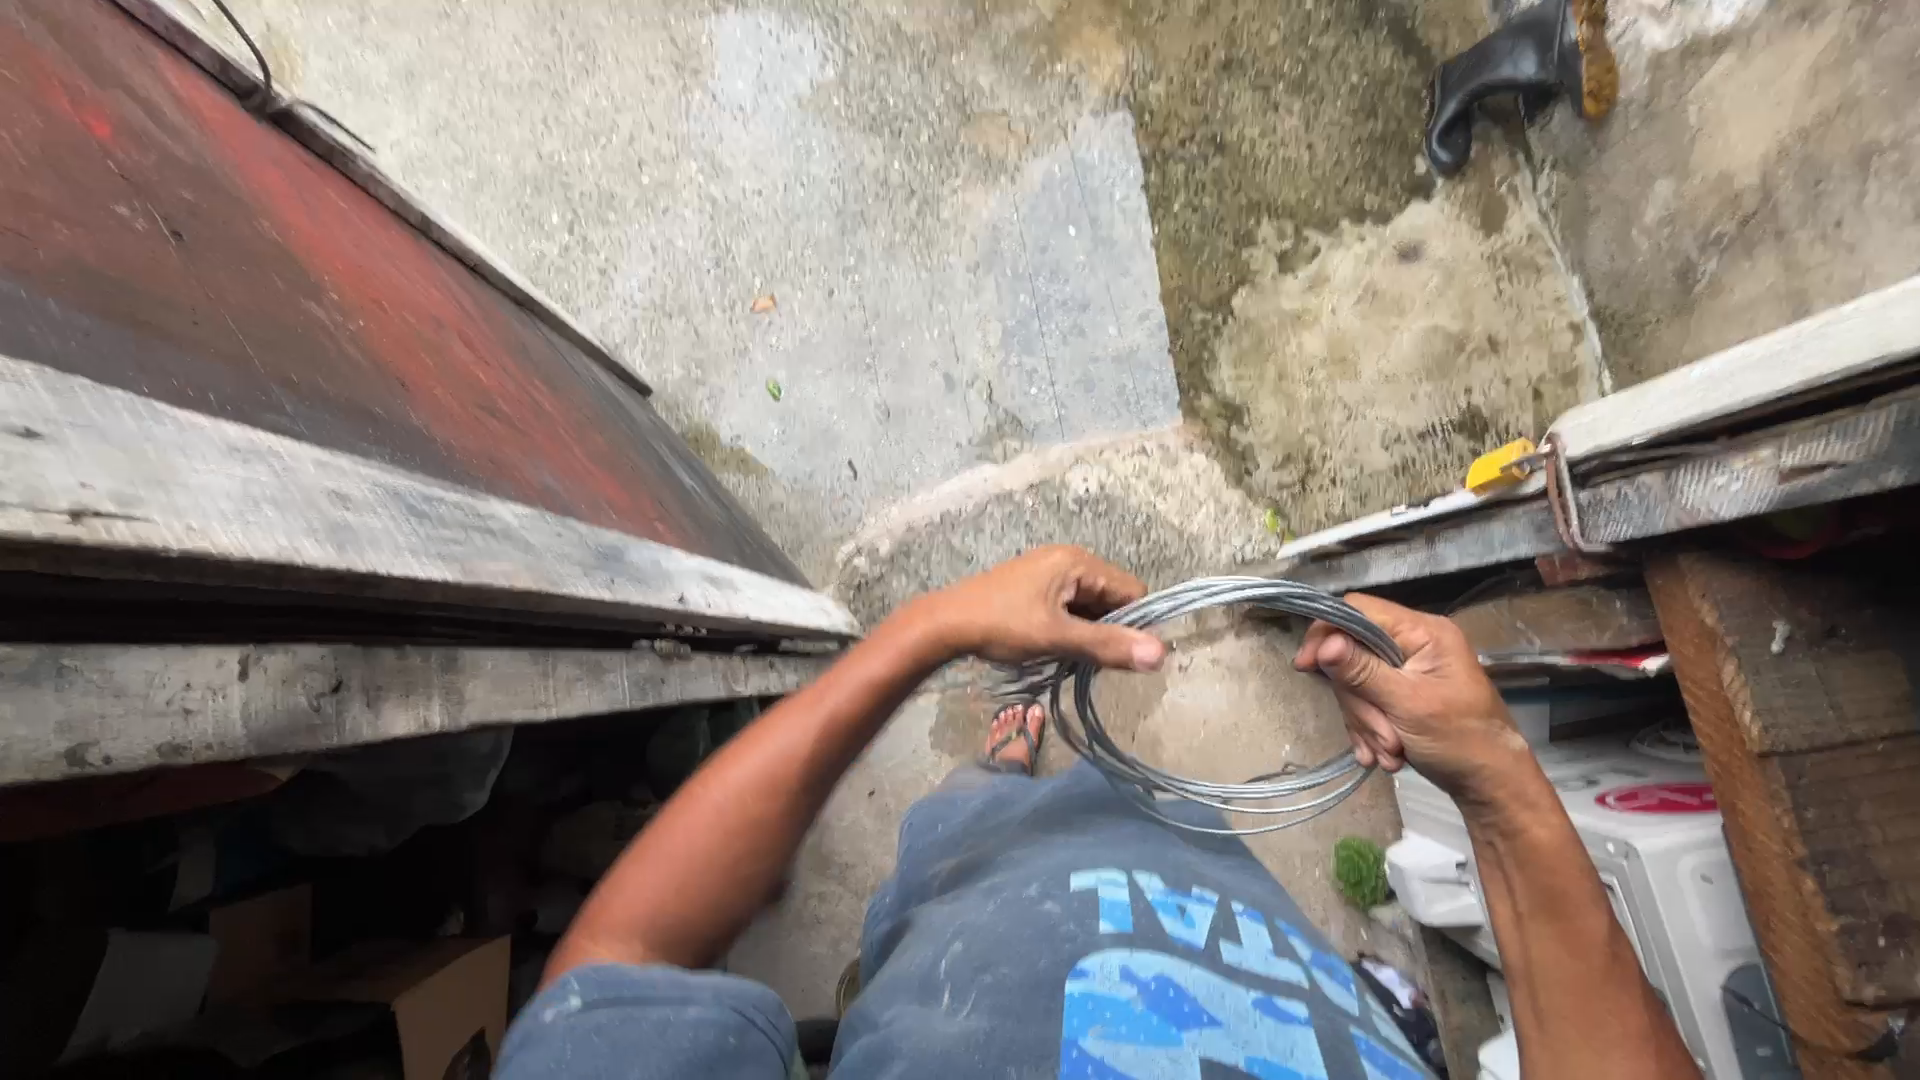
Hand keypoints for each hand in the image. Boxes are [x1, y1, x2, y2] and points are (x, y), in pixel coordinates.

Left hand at [912, 546, 1166, 671]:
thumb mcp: (1057, 638)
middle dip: (1107, 630)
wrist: (945, 624)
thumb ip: (1107, 645)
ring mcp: (1050, 572)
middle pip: (1112, 598)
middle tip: (1087, 659)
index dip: (1134, 624)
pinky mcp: (1036, 588)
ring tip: (1065, 654)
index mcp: (1077, 562)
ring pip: (1090, 607)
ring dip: (1087, 633)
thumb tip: (1161, 653)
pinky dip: (1070, 629)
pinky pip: (1070, 608)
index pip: (1133, 591)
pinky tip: (1053, 647)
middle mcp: (1068, 560)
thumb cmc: (1001, 625)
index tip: (1120, 654)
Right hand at [1292, 594, 1528, 799]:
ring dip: (1364, 720)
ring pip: (1354, 682)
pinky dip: (1368, 729)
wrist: (1492, 787)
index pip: (1357, 610)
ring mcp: (1405, 669)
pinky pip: (1363, 701)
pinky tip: (1382, 754)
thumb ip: (1363, 672)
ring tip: (1388, 751)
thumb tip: (1323, 645)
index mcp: (1423, 632)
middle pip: (1351, 652)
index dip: (1326, 633)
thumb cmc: (1463, 740)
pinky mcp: (1398, 692)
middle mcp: (1412, 643)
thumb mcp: (1409, 706)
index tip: (1308, 667)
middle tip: (1380, 733)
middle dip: (1358, 699)